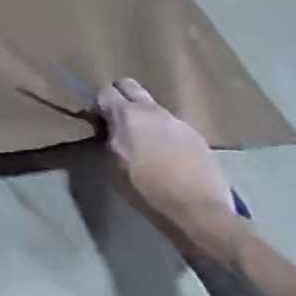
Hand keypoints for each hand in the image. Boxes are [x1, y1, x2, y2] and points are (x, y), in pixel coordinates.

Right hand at [95, 78, 238, 230]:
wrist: (196, 210)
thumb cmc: (144, 188)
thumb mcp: (111, 163)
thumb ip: (108, 137)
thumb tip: (109, 128)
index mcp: (126, 115)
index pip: (105, 90)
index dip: (98, 102)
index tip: (97, 119)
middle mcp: (152, 111)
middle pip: (130, 85)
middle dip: (120, 96)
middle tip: (117, 120)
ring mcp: (178, 122)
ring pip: (154, 108)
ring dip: (145, 118)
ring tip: (146, 142)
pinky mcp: (198, 136)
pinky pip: (173, 126)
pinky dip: (165, 133)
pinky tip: (168, 155)